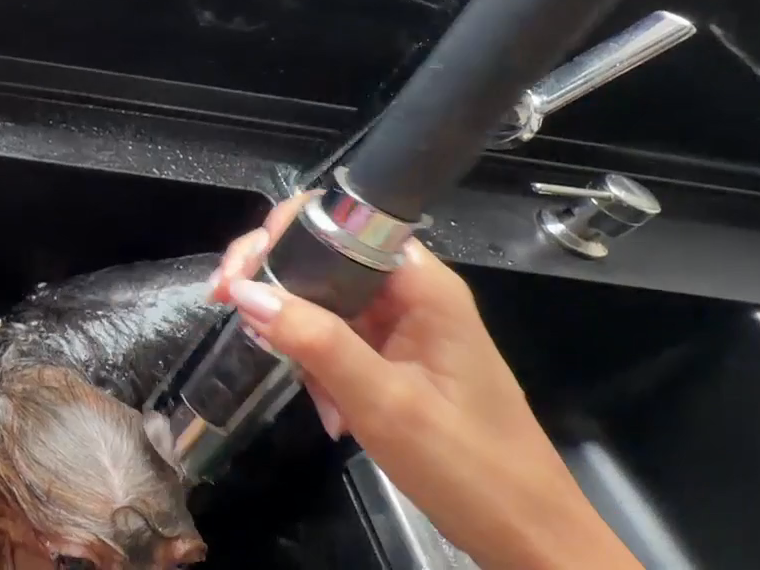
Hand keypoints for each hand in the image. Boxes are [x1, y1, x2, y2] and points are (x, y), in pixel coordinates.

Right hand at [209, 196, 641, 569]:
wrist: (531, 544)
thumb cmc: (471, 470)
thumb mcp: (385, 404)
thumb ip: (314, 341)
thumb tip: (244, 290)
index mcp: (422, 286)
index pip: (339, 222)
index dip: (282, 234)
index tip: (239, 274)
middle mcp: (408, 293)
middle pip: (319, 254)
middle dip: (270, 281)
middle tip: (228, 306)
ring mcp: (399, 323)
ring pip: (317, 295)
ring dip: (291, 331)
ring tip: (287, 373)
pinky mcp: (389, 353)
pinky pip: (330, 334)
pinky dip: (311, 360)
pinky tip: (322, 403)